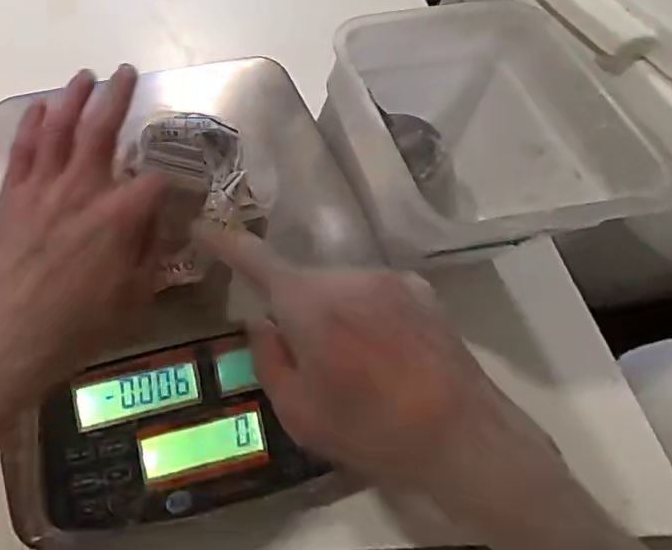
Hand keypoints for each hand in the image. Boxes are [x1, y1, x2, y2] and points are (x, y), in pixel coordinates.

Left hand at [0, 66, 166, 404]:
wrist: (5, 335)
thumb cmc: (74, 328)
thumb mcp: (131, 303)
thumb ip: (149, 256)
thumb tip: (160, 225)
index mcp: (118, 217)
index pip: (154, 180)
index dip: (170, 175)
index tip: (175, 175)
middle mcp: (82, 189)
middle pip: (103, 130)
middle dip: (117, 96)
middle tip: (125, 72)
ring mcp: (43, 186)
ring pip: (60, 128)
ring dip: (74, 97)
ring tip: (85, 76)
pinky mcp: (14, 193)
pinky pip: (24, 148)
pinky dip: (33, 123)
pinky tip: (41, 107)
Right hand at [197, 227, 516, 489]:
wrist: (472, 446)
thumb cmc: (374, 431)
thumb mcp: (299, 413)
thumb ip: (267, 359)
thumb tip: (260, 321)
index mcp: (307, 301)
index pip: (251, 257)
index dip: (220, 240)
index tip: (199, 224)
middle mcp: (343, 276)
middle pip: (300, 281)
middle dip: (295, 308)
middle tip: (312, 357)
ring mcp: (386, 277)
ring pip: (338, 287)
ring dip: (334, 313)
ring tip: (359, 363)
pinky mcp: (420, 289)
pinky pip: (373, 292)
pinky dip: (368, 314)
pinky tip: (390, 355)